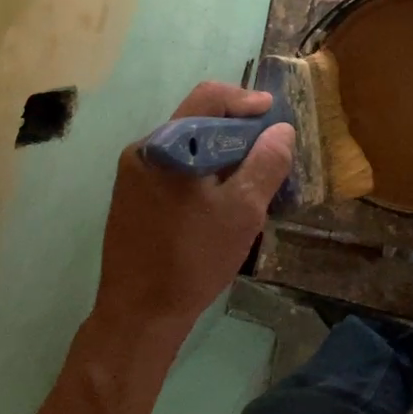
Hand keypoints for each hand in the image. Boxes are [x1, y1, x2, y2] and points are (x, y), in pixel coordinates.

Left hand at [94, 82, 295, 335]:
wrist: (138, 315)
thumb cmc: (192, 259)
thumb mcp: (243, 211)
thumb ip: (265, 163)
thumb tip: (281, 130)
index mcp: (165, 145)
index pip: (208, 98)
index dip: (244, 100)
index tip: (272, 115)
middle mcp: (143, 150)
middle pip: (197, 122)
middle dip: (236, 132)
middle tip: (267, 153)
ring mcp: (132, 175)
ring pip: (187, 148)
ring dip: (219, 155)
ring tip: (249, 181)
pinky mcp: (131, 198)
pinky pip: (173, 169)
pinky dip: (201, 174)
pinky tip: (219, 202)